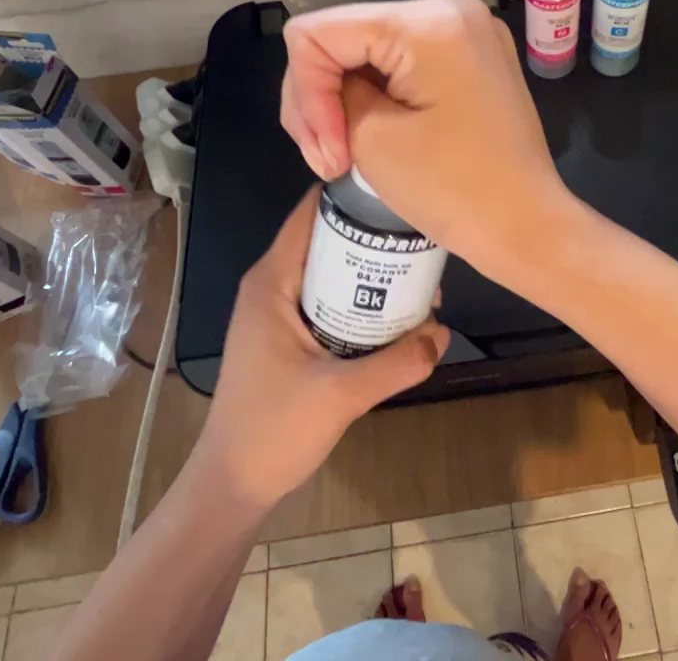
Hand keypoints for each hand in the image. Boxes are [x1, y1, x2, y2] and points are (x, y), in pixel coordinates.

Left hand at [194, 188, 448, 508]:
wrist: (233, 486)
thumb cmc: (274, 432)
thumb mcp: (342, 395)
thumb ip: (398, 362)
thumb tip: (443, 332)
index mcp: (271, 282)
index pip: (311, 212)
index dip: (353, 195)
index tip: (400, 191)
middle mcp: (274, 286)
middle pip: (329, 239)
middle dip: (376, 239)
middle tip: (425, 243)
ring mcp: (281, 312)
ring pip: (334, 272)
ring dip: (375, 274)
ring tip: (424, 281)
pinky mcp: (291, 337)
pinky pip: (334, 301)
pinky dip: (365, 301)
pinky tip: (401, 317)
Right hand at [280, 0, 574, 270]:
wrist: (527, 227)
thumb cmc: (453, 191)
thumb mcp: (373, 139)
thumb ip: (333, 92)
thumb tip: (327, 81)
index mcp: (429, 21)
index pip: (319, 32)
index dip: (305, 91)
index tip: (327, 152)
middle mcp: (452, 10)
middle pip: (344, 37)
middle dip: (322, 98)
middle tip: (329, 160)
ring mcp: (468, 35)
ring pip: (369, 52)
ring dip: (347, 101)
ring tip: (346, 157)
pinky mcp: (473, 61)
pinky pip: (403, 64)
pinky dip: (380, 97)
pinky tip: (375, 136)